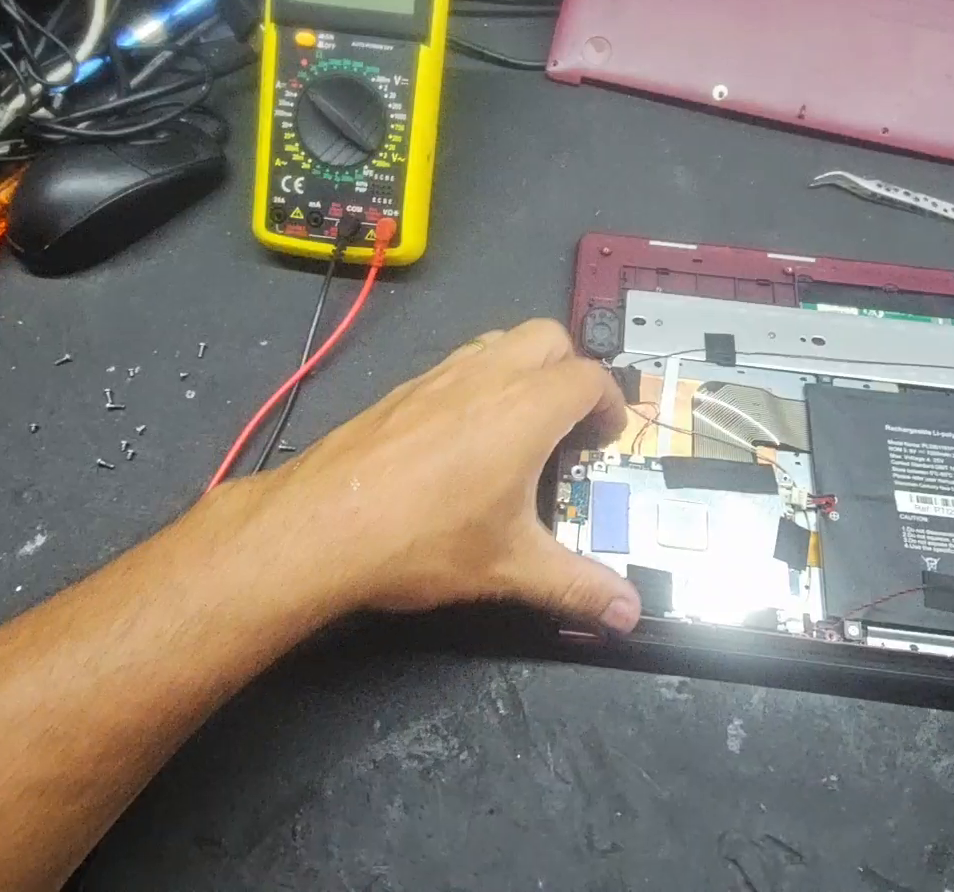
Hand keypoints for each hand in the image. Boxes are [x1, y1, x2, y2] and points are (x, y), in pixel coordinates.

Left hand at [214, 319, 641, 632]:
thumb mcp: (511, 567)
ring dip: (526, 367)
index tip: (607, 438)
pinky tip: (465, 436)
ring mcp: (440, 376)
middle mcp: (487, 376)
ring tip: (523, 423)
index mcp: (526, 408)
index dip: (611, 404)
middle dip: (572, 369)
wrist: (322, 526)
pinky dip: (482, 380)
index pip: (590, 378)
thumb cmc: (427, 539)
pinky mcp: (404, 389)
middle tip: (571, 422)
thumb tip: (631, 615)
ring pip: (500, 341)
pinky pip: (459, 363)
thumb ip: (577, 587)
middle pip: (549, 337)